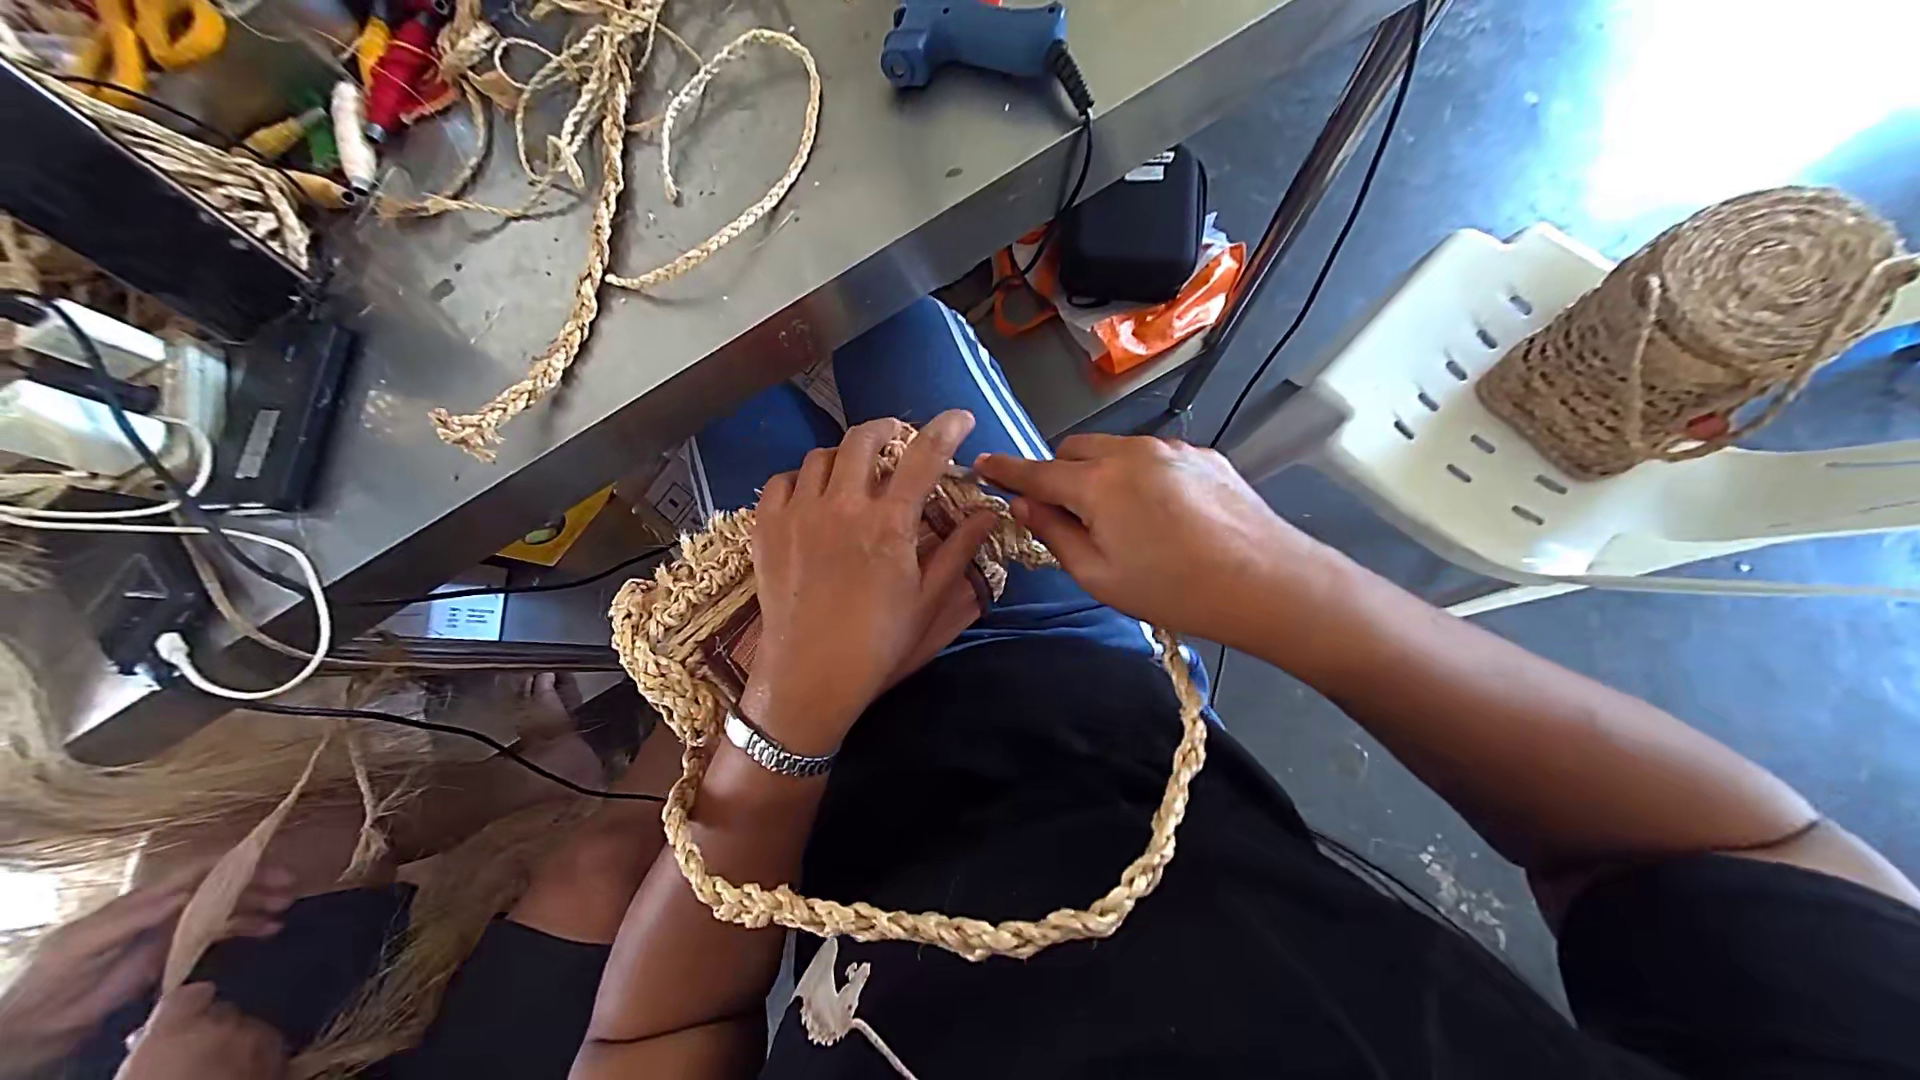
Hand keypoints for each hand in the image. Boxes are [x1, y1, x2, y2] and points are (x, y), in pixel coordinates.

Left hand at [0, 861, 292, 1076]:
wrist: (36, 1025)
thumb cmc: (56, 978)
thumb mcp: (83, 944)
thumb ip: (132, 917)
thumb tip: (185, 892)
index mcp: (147, 899)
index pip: (197, 870)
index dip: (231, 859)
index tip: (267, 855)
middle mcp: (167, 907)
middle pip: (222, 885)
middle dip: (259, 881)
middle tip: (290, 884)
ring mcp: (174, 929)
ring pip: (228, 906)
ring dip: (260, 903)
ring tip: (285, 907)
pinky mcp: (178, 951)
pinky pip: (221, 932)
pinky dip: (249, 927)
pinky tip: (268, 930)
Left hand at [744, 411, 1000, 756]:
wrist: (809, 677)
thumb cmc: (877, 643)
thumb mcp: (929, 600)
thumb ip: (959, 550)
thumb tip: (988, 513)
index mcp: (889, 524)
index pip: (924, 458)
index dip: (946, 430)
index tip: (960, 417)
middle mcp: (843, 506)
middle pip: (864, 438)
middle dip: (887, 429)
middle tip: (898, 441)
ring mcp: (799, 513)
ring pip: (821, 455)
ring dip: (844, 457)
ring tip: (854, 474)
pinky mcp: (766, 527)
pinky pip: (781, 480)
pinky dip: (801, 479)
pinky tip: (812, 497)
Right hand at [974, 434, 1335, 644]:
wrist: (1267, 583)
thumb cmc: (1174, 589)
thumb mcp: (1099, 575)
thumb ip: (1054, 533)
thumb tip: (1025, 504)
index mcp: (1098, 483)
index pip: (1036, 471)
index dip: (1005, 469)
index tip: (983, 465)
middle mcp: (1131, 452)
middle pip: (1074, 450)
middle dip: (1060, 474)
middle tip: (1069, 515)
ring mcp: (1171, 448)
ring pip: (1114, 449)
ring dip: (1100, 474)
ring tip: (1124, 520)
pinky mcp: (1203, 455)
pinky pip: (1152, 456)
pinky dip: (1139, 475)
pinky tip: (1164, 514)